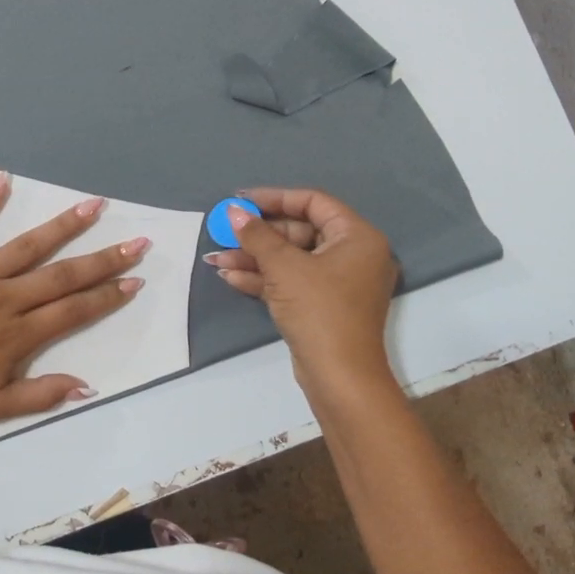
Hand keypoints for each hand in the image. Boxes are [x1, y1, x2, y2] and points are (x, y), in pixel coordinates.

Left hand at [0, 172, 147, 422]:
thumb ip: (41, 395)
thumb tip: (87, 386)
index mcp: (20, 334)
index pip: (74, 311)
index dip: (107, 297)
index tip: (134, 281)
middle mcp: (7, 298)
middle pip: (63, 275)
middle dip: (103, 260)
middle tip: (136, 242)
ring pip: (29, 246)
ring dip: (64, 225)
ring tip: (94, 206)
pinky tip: (5, 179)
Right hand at [203, 188, 397, 391]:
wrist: (339, 375)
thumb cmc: (318, 310)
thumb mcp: (283, 267)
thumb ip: (257, 235)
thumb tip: (233, 211)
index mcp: (357, 237)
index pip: (313, 202)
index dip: (274, 198)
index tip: (240, 202)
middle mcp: (353, 255)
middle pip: (299, 231)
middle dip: (258, 235)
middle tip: (224, 234)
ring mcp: (338, 282)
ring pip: (291, 259)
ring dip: (254, 258)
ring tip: (217, 260)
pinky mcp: (323, 304)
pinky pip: (292, 280)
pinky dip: (264, 278)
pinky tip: (231, 277)